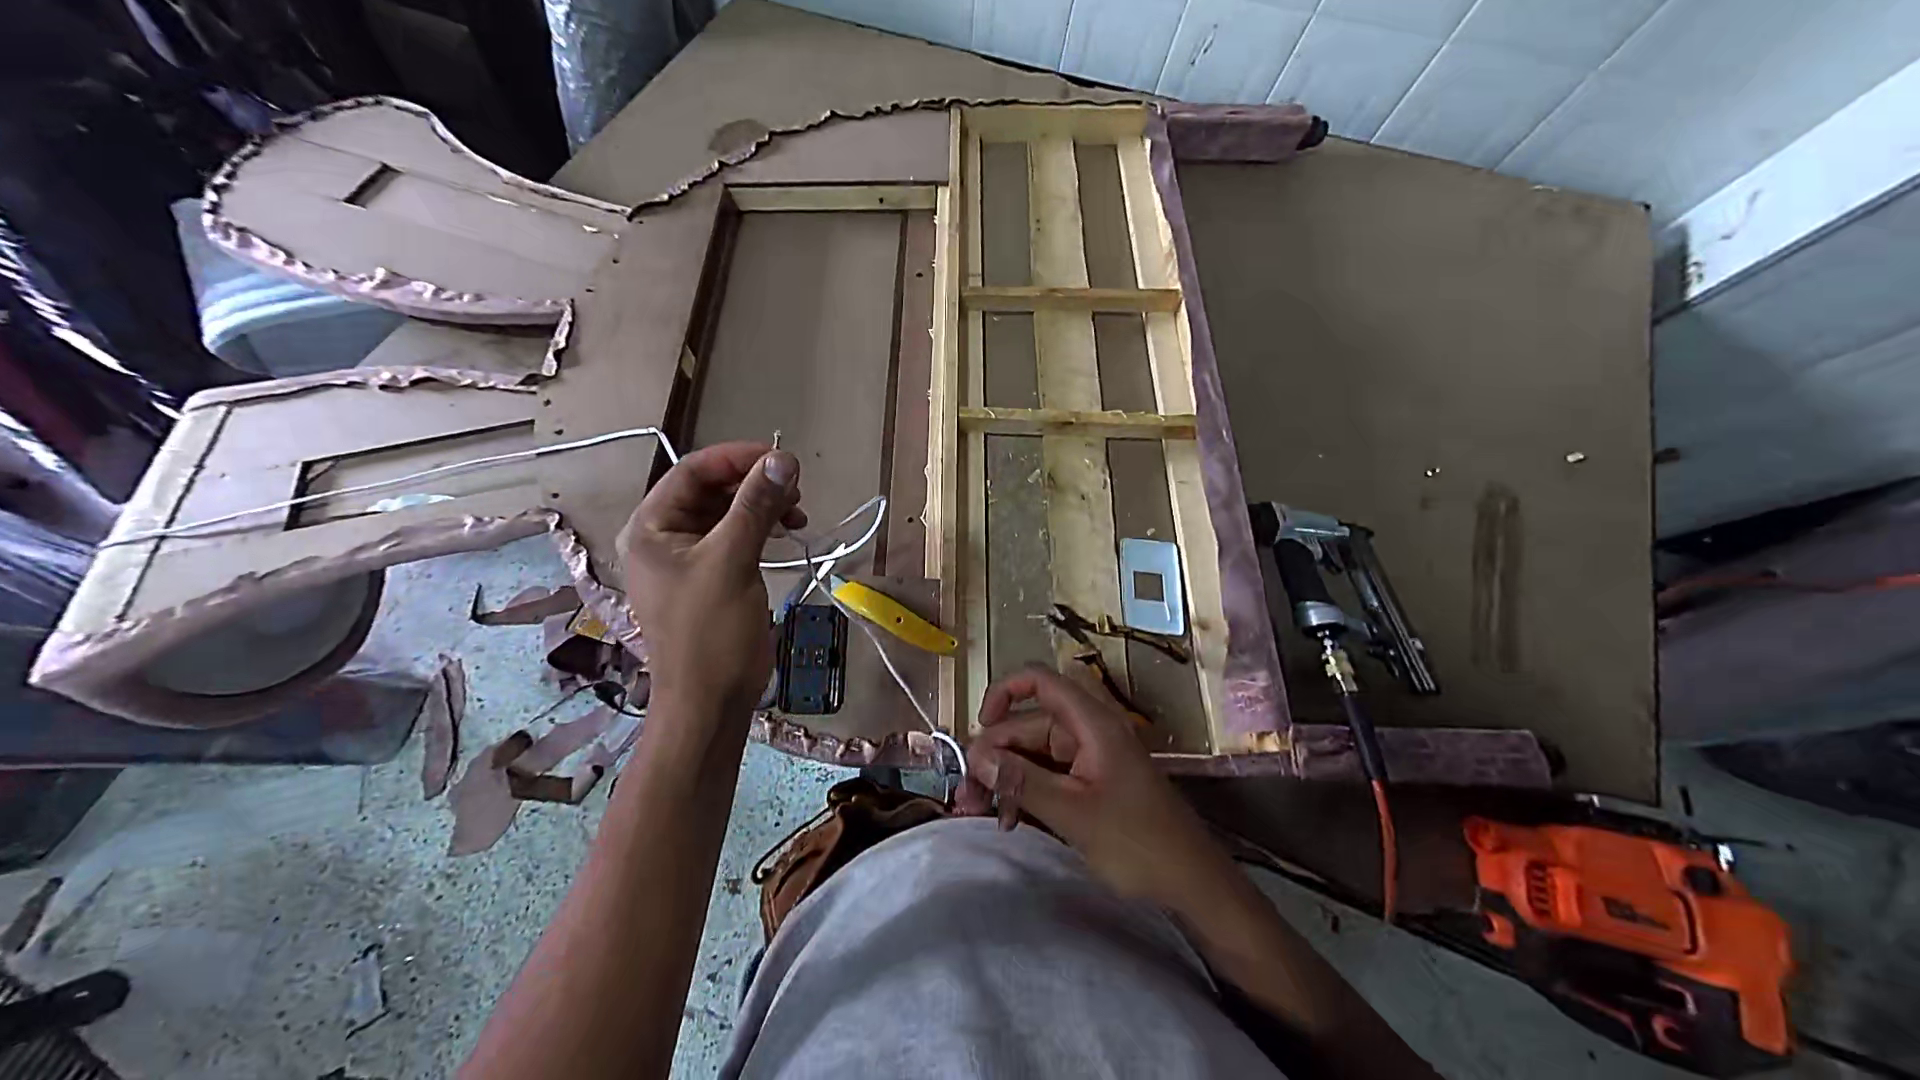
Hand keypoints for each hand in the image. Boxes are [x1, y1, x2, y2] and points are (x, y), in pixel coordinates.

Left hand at [617, 442, 804, 715]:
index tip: (782, 460)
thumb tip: (784, 460)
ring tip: (798, 513)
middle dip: (754, 484)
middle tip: (796, 490)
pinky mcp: (715, 574)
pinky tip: (788, 531)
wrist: (711, 701)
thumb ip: (756, 506)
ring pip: (729, 511)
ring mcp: (690, 557)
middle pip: (712, 489)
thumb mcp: (732, 561)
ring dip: (763, 505)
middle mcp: (665, 536)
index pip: (693, 471)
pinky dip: (764, 527)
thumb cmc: (711, 632)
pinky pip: (738, 535)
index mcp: (651, 527)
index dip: (738, 458)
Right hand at [954, 667, 1230, 907]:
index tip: (979, 727)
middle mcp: (1087, 733)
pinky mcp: (1090, 784)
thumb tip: (976, 757)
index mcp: (1091, 724)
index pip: (1040, 682)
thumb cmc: (1138, 843)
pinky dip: (1024, 792)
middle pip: (1027, 725)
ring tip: (975, 813)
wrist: (1192, 884)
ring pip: (1032, 755)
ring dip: (1003, 778)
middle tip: (965, 797)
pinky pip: (1046, 776)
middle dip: (993, 756)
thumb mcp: (1073, 813)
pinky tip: (1006, 820)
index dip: (1004, 693)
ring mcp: (1089, 759)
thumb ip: (1022, 781)